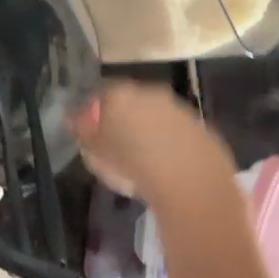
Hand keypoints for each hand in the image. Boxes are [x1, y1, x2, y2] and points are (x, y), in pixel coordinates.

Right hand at [74, 81, 236, 203]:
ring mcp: (180, 110)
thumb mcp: (93, 153)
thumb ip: (82, 132)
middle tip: (116, 146)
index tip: (91, 134)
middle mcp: (151, 93)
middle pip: (131, 102)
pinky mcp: (203, 129)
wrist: (190, 183)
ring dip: (149, 132)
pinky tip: (167, 167)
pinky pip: (178, 133)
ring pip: (157, 117)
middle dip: (123, 119)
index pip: (100, 95)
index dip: (94, 114)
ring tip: (143, 161)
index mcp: (120, 94)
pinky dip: (171, 144)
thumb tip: (75, 120)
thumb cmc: (130, 165)